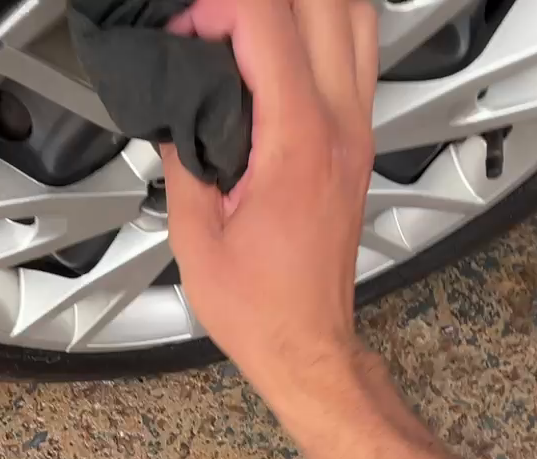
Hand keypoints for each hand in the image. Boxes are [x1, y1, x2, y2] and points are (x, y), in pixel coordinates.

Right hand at [164, 0, 377, 397]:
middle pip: (322, 1)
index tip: (187, 31)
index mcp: (297, 146)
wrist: (306, 346)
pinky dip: (325, 29)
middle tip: (216, 20)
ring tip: (253, 25)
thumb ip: (184, 160)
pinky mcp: (360, 148)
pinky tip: (288, 50)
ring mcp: (358, 135)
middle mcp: (341, 129)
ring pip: (355, 16)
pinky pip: (358, 56)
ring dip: (303, 5)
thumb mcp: (196, 238)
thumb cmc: (262, 310)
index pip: (267, 23)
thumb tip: (177, 115)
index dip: (217, 9)